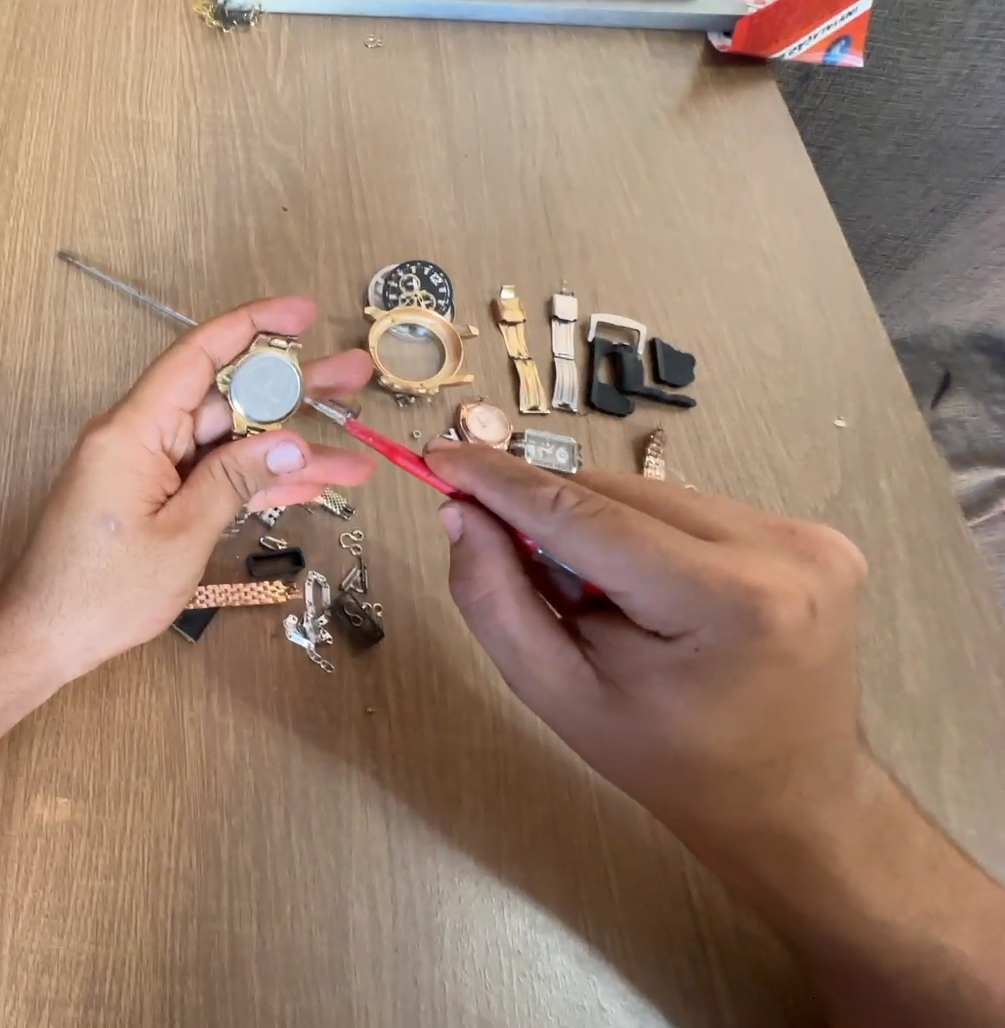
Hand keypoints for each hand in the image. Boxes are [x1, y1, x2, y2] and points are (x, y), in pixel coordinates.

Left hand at [0, 297, 374, 678]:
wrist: (45, 634)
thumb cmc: (103, 592)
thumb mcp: (180, 536)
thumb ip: (235, 481)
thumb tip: (291, 443)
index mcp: (133, 430)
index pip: (197, 356)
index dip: (252, 326)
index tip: (305, 314)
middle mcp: (137, 437)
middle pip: (222, 398)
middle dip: (291, 390)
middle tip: (355, 377)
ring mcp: (145, 468)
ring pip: (224, 442)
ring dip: (284, 448)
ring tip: (352, 450)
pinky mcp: (150, 496)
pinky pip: (207, 476)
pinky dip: (251, 482)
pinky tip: (308, 486)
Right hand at [423, 441, 874, 853]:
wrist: (786, 797)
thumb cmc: (657, 753)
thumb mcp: (548, 686)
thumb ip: (491, 594)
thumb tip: (459, 511)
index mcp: (724, 600)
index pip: (578, 513)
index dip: (497, 479)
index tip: (437, 454)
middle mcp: (782, 550)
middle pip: (608, 494)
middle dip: (543, 518)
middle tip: (517, 570)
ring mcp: (807, 538)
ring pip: (639, 493)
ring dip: (587, 526)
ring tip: (590, 598)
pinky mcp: (813, 535)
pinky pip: (677, 506)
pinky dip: (631, 533)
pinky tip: (635, 590)